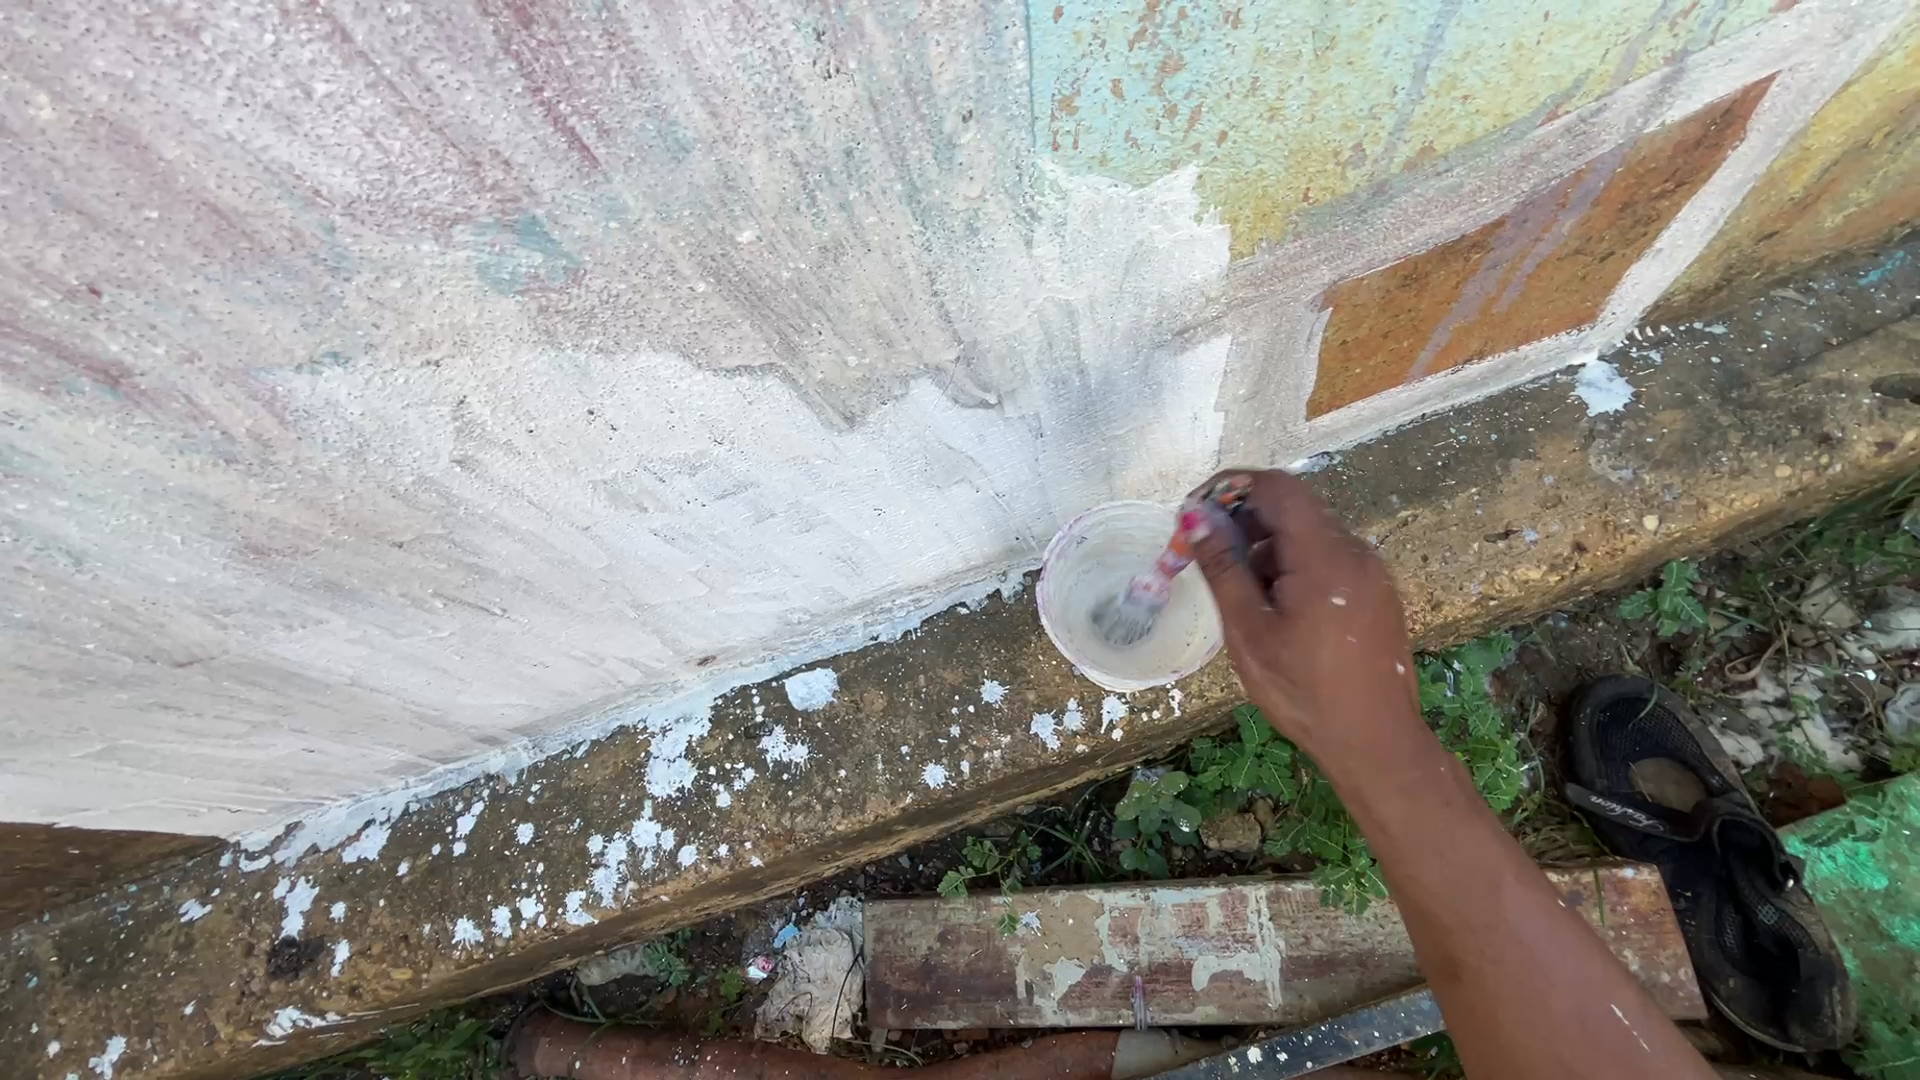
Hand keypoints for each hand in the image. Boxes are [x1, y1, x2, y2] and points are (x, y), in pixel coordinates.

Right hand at [1184, 469, 1423, 763]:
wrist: (1376, 742)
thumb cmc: (1303, 690)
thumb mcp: (1249, 629)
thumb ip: (1222, 567)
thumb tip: (1195, 519)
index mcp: (1324, 555)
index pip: (1276, 487)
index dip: (1230, 488)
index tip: (1195, 513)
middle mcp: (1354, 552)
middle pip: (1292, 509)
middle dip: (1243, 523)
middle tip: (1206, 556)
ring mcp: (1371, 572)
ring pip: (1307, 536)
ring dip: (1264, 549)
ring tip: (1240, 596)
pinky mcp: (1376, 592)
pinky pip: (1325, 559)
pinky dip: (1290, 567)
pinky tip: (1274, 609)